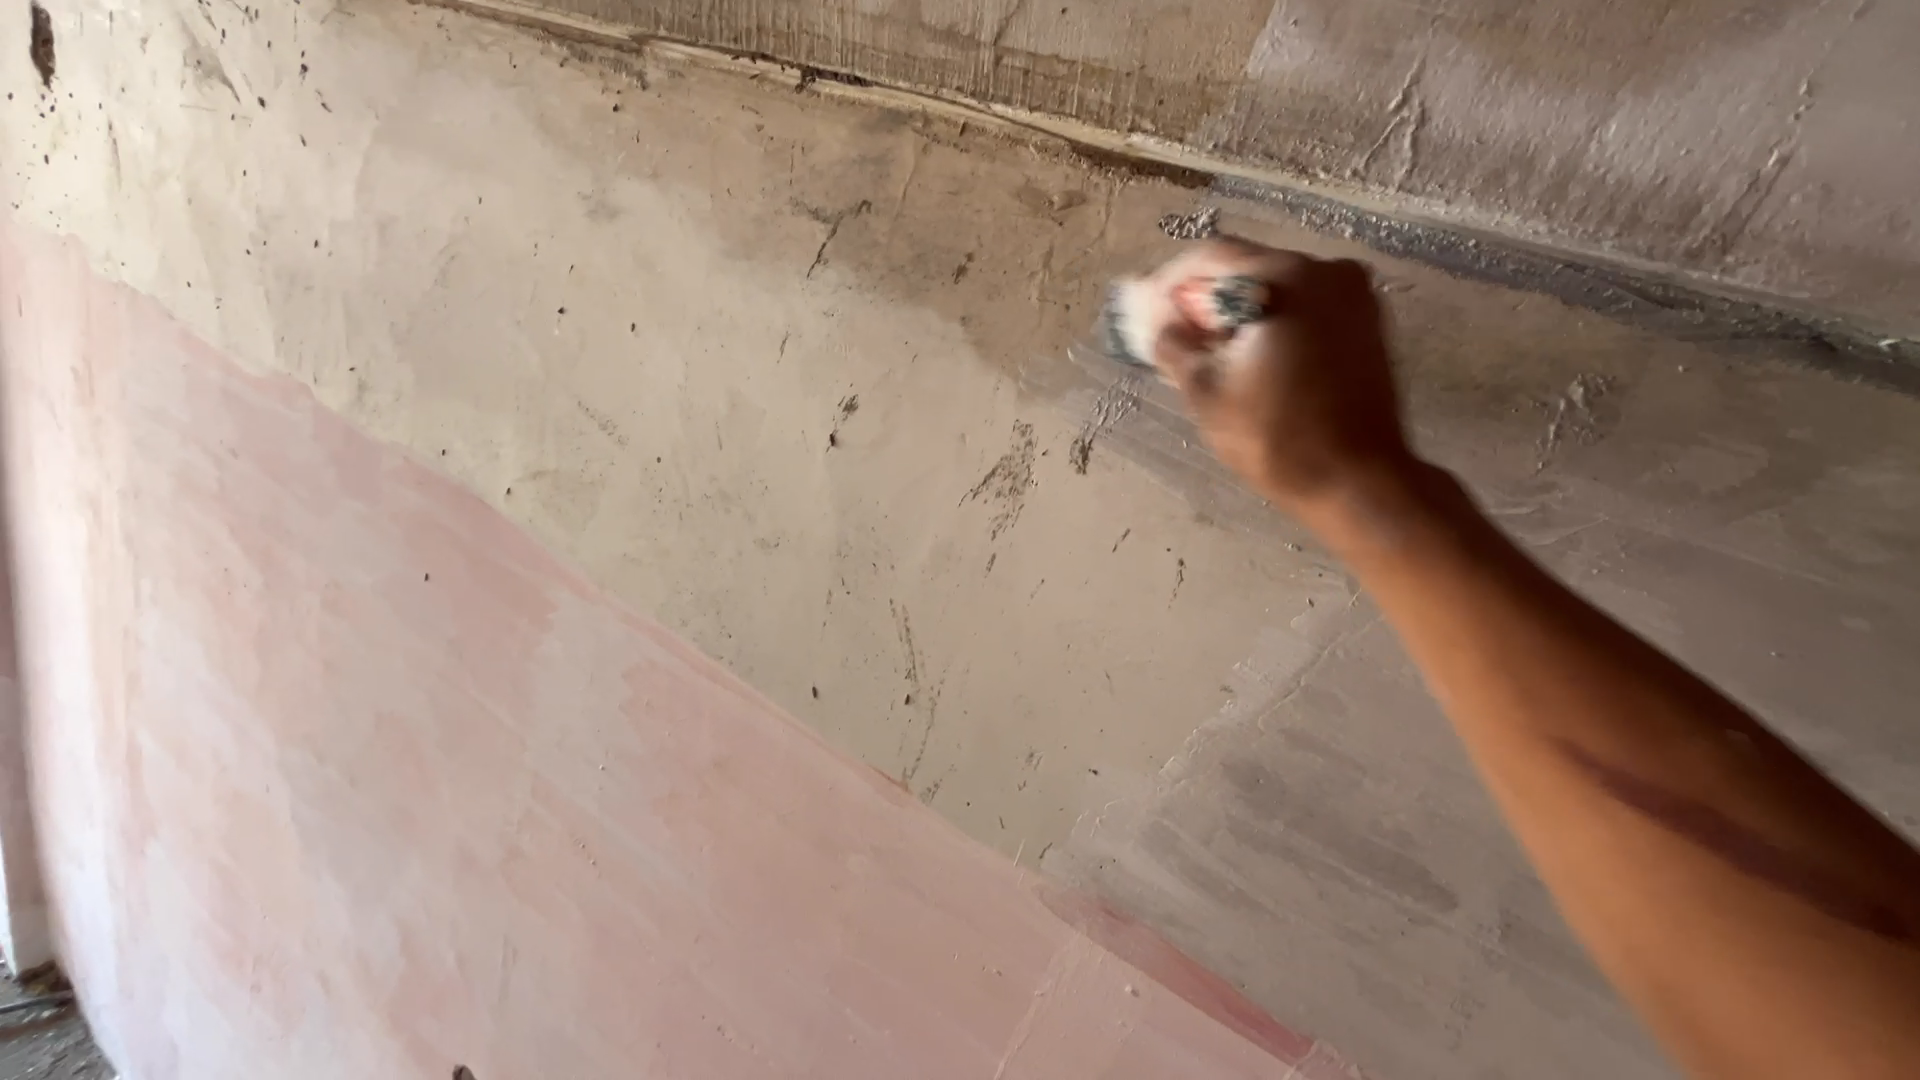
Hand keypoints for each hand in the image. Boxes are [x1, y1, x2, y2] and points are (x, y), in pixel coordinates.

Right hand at [1146, 238, 1415, 517]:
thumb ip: (1173, 345)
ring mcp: (1354, 296)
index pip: (1212, 257)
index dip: (1170, 282)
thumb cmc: (1275, 436)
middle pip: (1247, 269)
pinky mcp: (1367, 323)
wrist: (1357, 480)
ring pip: (1276, 289)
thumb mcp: (1205, 391)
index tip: (1147, 313)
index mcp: (1285, 279)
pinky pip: (1304, 308)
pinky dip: (1271, 324)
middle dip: (1204, 300)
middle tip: (1173, 336)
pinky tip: (1250, 358)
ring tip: (1208, 353)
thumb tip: (1161, 323)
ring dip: (1237, 314)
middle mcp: (1327, 271)